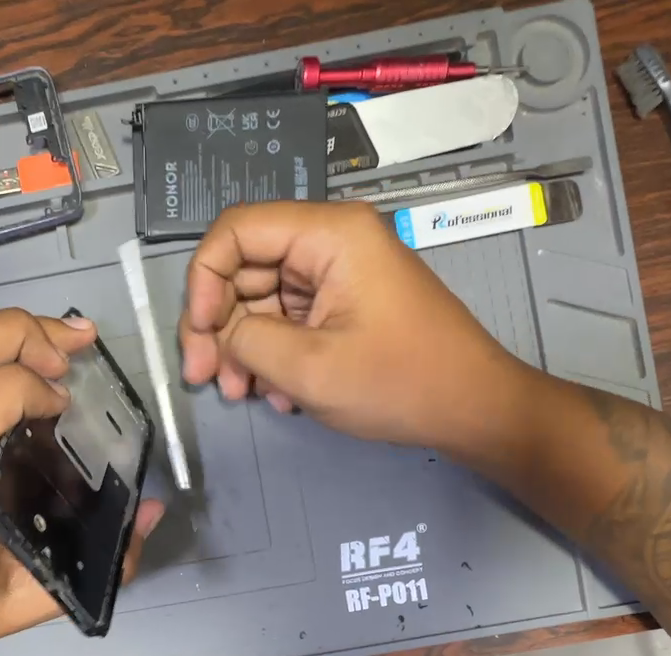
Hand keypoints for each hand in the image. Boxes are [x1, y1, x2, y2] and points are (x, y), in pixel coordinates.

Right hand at [179, 201, 530, 448]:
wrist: (470, 408)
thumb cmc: (399, 383)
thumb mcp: (309, 367)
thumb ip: (247, 340)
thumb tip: (218, 333)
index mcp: (329, 235)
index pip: (236, 231)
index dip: (203, 281)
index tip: (200, 335)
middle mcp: (328, 244)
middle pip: (242, 268)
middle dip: (217, 325)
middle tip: (206, 377)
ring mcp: (334, 275)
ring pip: (258, 300)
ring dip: (241, 348)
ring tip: (243, 394)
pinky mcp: (338, 305)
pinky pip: (283, 320)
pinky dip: (269, 355)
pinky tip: (276, 393)